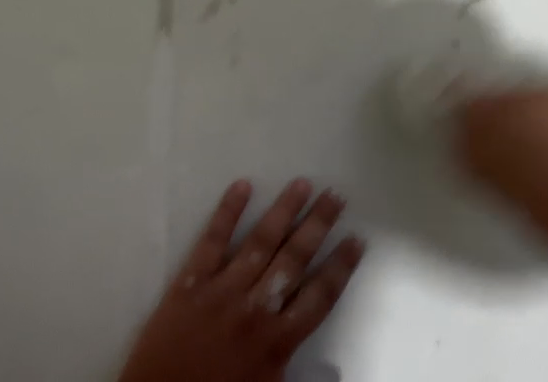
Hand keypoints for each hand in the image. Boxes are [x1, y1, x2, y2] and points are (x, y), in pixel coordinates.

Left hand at [118, 178, 365, 381]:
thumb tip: (333, 365)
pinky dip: (227, 212)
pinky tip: (242, 186)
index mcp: (278, 340)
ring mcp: (222, 290)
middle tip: (335, 196)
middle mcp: (256, 308)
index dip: (341, 267)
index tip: (357, 240)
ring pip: (260, 242)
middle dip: (318, 226)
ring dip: (284, 211)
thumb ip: (295, 363)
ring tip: (302, 184)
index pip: (319, 296)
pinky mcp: (190, 281)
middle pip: (294, 259)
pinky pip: (212, 241)